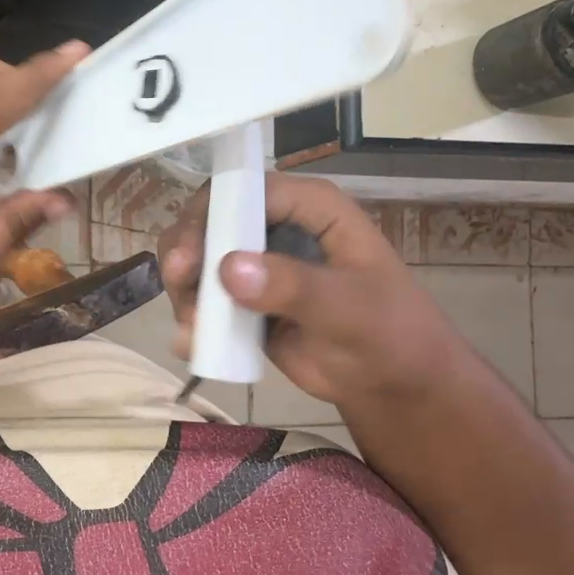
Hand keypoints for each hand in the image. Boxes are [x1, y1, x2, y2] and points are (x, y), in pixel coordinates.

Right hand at [158, 173, 473, 411]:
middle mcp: (276, 224)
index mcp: (310, 206)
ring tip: (192, 326)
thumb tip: (230, 267)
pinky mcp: (243, 297)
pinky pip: (203, 297)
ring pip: (197, 256)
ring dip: (184, 288)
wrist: (393, 385)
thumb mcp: (348, 307)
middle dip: (186, 250)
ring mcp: (256, 261)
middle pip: (210, 218)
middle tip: (179, 284)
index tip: (188, 256)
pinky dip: (190, 316)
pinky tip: (191, 343)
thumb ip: (294, 286)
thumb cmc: (388, 333)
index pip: (247, 189)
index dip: (211, 214)